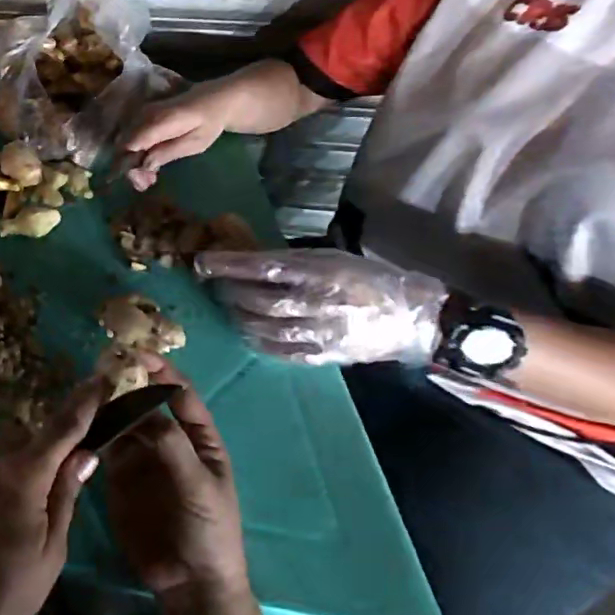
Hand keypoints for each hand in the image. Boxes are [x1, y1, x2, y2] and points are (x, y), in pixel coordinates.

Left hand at [0, 381, 106, 614]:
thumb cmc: (5, 592)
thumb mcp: (50, 551)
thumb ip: (65, 494)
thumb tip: (83, 454)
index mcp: (23, 472)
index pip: (63, 426)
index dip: (84, 402)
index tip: (99, 378)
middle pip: (23, 441)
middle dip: (36, 459)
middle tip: (37, 501)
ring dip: (4, 473)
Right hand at [101, 357, 249, 605]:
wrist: (190, 585)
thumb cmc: (208, 531)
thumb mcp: (199, 485)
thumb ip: (171, 445)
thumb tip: (140, 408)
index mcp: (198, 437)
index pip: (179, 394)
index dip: (160, 372)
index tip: (136, 354)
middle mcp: (167, 440)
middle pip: (144, 402)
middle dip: (126, 383)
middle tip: (100, 368)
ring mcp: (141, 457)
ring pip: (122, 420)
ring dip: (107, 404)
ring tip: (84, 389)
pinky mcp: (118, 476)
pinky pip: (105, 445)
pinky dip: (93, 430)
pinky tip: (77, 419)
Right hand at [121, 81, 240, 190]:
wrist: (214, 99)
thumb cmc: (208, 123)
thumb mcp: (195, 143)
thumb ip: (168, 152)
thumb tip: (145, 164)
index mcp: (156, 122)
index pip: (128, 146)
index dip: (129, 167)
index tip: (141, 183)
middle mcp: (143, 116)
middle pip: (123, 146)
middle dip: (130, 169)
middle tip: (145, 185)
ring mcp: (140, 115)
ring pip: (125, 143)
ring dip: (133, 163)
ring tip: (149, 180)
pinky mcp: (141, 117)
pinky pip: (131, 138)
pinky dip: (137, 154)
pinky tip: (150, 167)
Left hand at [196, 249, 448, 365]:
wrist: (411, 318)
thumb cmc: (365, 279)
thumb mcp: (329, 258)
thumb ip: (289, 261)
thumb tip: (242, 259)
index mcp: (321, 272)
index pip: (264, 268)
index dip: (229, 265)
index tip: (202, 262)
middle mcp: (317, 303)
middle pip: (258, 300)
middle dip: (229, 292)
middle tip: (215, 285)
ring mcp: (319, 333)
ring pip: (263, 327)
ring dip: (237, 316)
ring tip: (229, 306)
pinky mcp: (322, 356)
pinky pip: (278, 350)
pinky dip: (256, 340)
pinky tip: (247, 330)